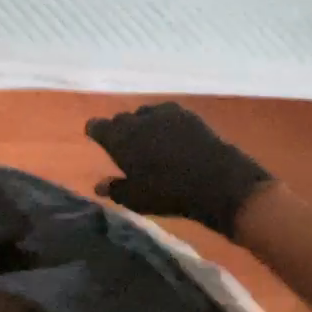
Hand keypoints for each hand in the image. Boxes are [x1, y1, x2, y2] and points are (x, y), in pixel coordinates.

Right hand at [85, 102, 274, 236]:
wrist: (216, 181)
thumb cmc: (168, 193)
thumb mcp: (136, 198)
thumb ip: (115, 188)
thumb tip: (98, 185)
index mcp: (118, 138)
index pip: (96, 126)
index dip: (96, 133)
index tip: (99, 141)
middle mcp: (136, 119)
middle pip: (120, 119)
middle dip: (120, 131)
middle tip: (128, 149)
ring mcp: (162, 113)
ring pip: (143, 114)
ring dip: (142, 125)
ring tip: (151, 142)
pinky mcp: (185, 113)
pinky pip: (165, 113)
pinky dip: (163, 122)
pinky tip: (172, 137)